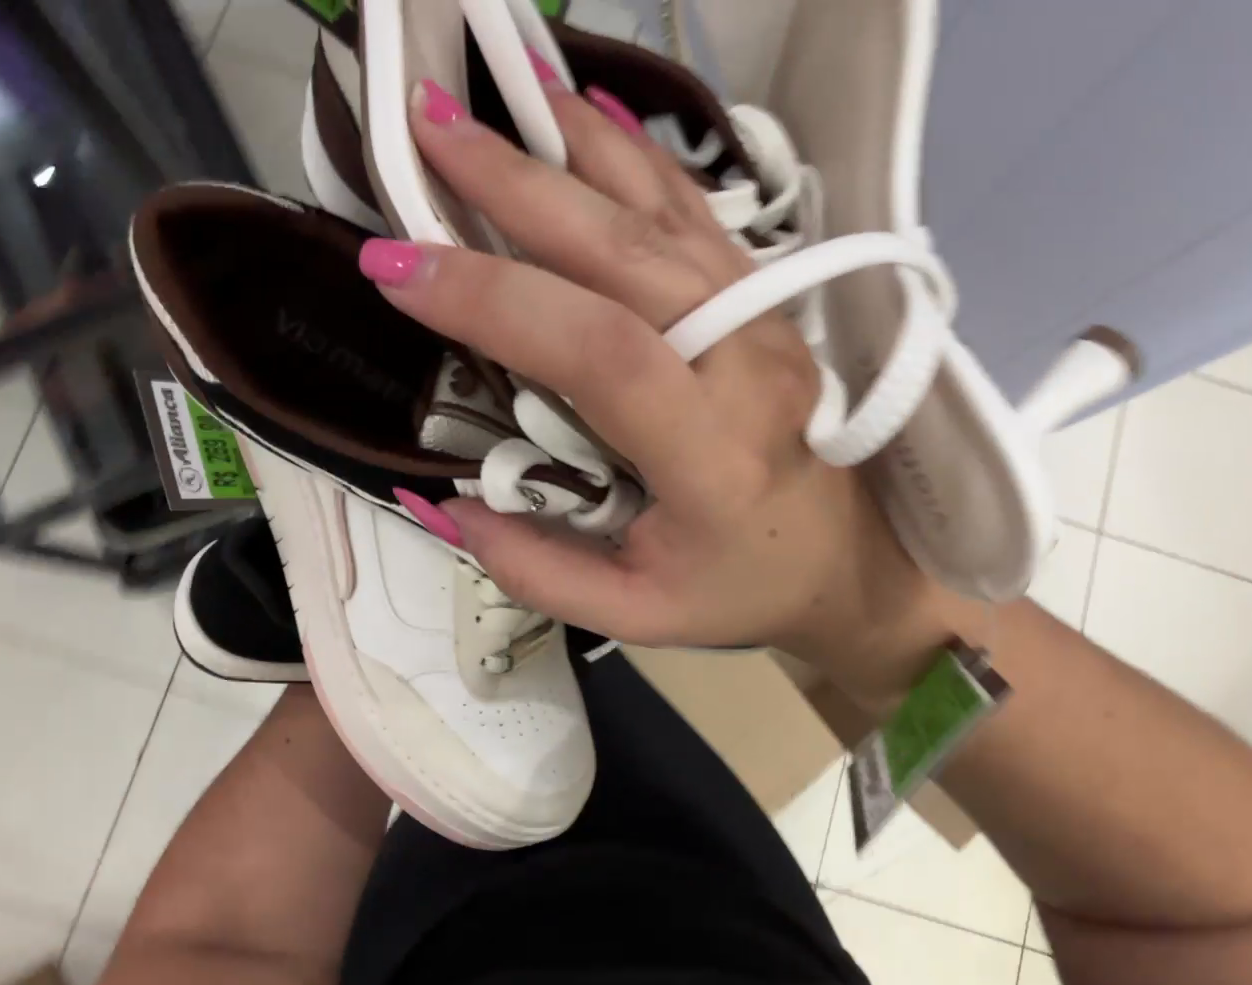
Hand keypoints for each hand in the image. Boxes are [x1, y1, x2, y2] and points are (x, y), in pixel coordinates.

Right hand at [364, 78, 955, 694]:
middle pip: (626, 256)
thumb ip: (537, 571)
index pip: (602, 354)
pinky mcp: (765, 298)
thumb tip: (443, 501)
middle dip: (516, 189)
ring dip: (569, 151)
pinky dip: (631, 157)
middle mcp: (746, 366)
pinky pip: (694, 212)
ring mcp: (764, 318)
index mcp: (712, 456)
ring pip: (662, 214)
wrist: (853, 559)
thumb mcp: (638, 615)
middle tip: (422, 134)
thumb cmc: (744, 589)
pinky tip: (581, 113)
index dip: (499, 301)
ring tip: (485, 103)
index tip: (399, 269)